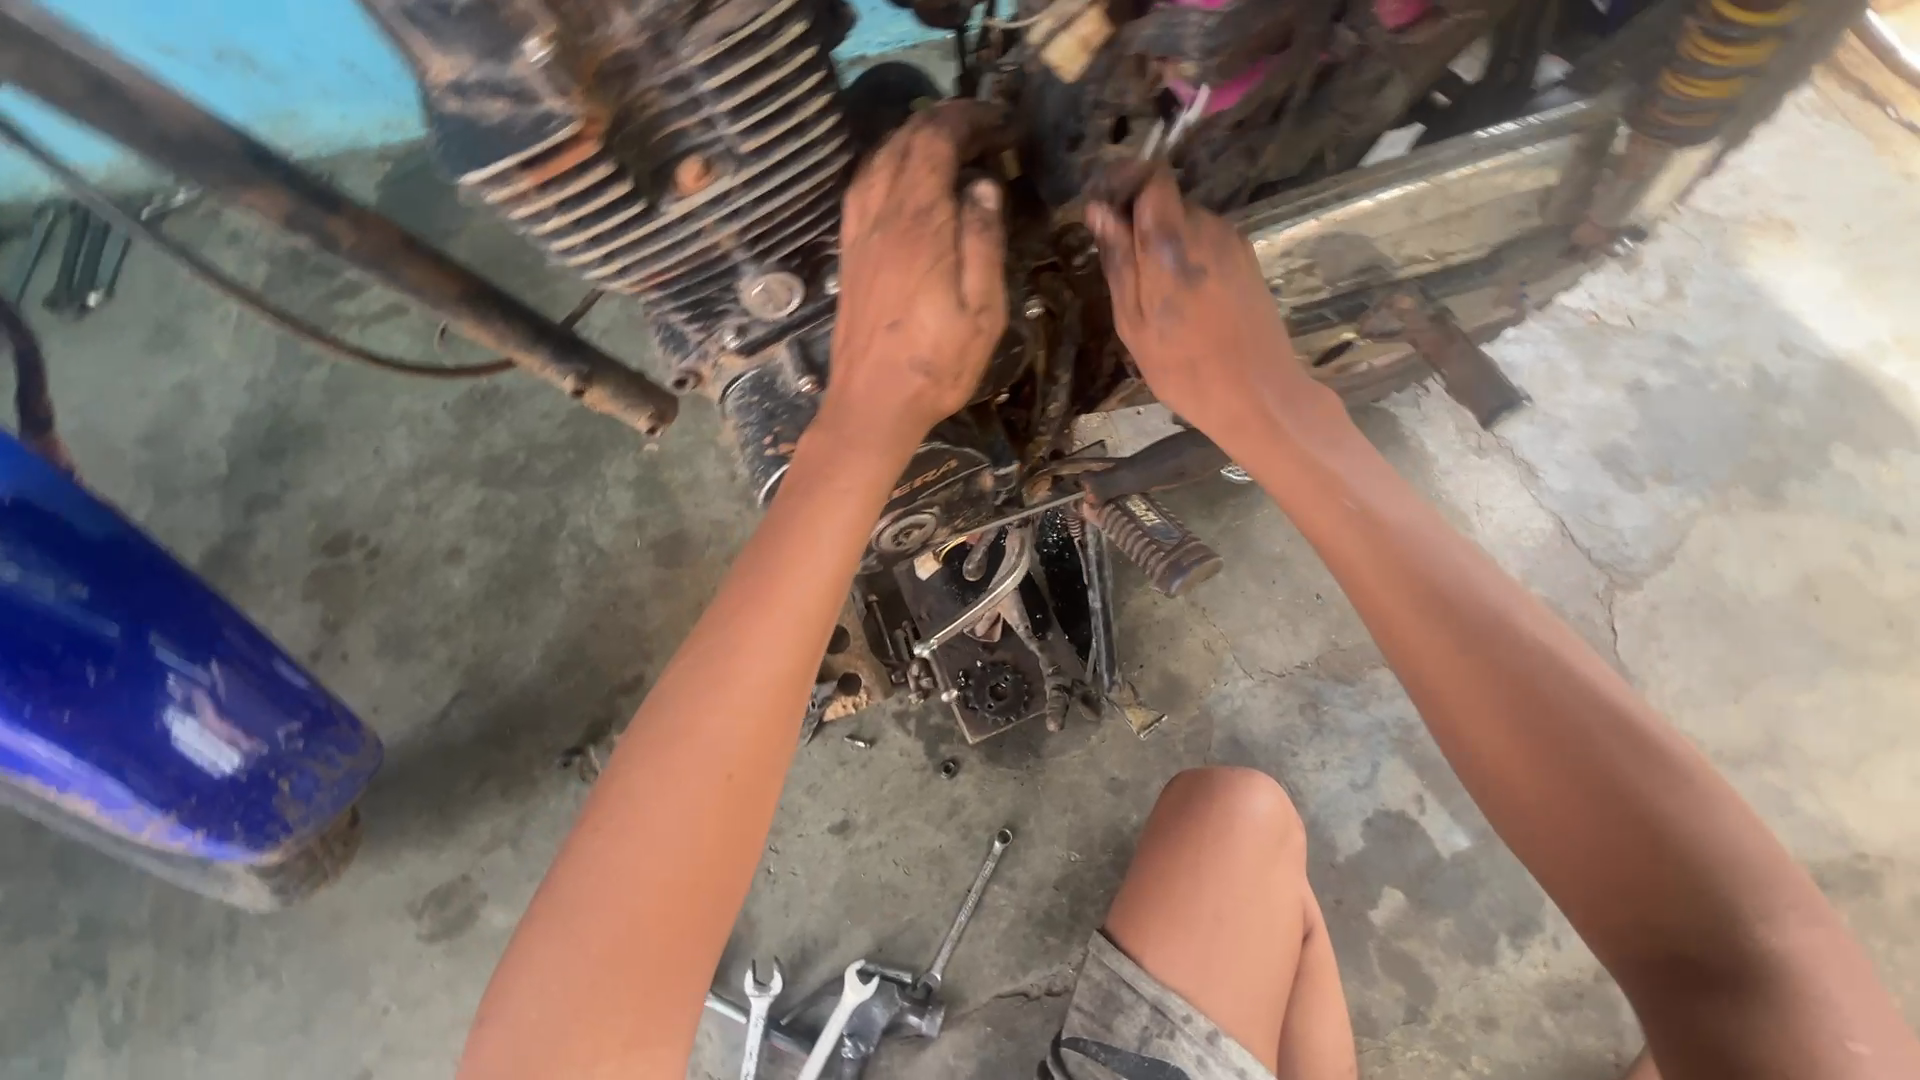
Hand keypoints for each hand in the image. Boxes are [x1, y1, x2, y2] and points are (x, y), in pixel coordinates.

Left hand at [823, 102, 1009, 451]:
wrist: (872, 405)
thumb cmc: (936, 365)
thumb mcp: (983, 312)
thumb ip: (983, 242)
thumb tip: (982, 186)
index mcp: (919, 226)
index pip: (936, 142)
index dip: (967, 119)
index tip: (998, 121)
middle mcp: (882, 218)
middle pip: (904, 143)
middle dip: (942, 122)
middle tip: (980, 127)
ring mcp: (858, 235)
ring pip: (877, 160)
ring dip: (911, 139)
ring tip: (945, 142)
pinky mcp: (848, 255)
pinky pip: (860, 189)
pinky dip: (883, 165)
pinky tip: (899, 175)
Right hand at [1087, 169, 1331, 454]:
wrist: (1256, 395)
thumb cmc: (1184, 368)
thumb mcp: (1133, 322)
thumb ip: (1118, 262)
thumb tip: (1098, 212)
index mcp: (1172, 241)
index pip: (1151, 178)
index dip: (1126, 184)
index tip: (1105, 210)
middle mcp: (1207, 229)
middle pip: (1167, 204)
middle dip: (1141, 227)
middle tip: (1124, 275)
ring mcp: (1233, 243)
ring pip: (1188, 226)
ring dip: (1165, 248)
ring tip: (1155, 298)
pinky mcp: (1248, 260)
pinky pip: (1207, 245)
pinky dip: (1188, 261)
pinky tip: (1185, 303)